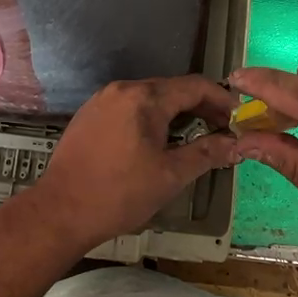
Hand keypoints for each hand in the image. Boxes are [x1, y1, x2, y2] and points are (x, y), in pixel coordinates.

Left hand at [22, 75, 241, 252]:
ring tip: (192, 136)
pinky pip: (129, 106)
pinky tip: (156, 140)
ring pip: (149, 97)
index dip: (220, 99)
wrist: (60, 210)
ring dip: (174, 112)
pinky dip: (149, 117)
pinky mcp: (89, 113)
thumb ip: (205, 154)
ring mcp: (103, 99)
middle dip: (199, 107)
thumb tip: (236, 145)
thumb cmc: (119, 194)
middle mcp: (123, 89)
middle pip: (170, 89)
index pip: (193, 86)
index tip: (237, 117)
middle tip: (220, 130)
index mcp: (145, 98)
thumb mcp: (169, 176)